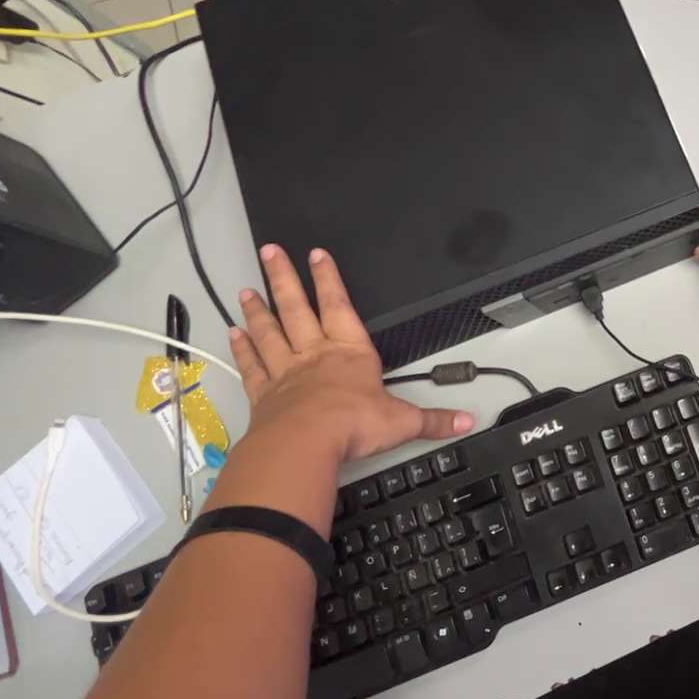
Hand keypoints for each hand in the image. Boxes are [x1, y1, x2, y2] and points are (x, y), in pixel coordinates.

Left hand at [231, 245, 473, 463]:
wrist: (305, 446)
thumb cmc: (352, 425)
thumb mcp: (404, 421)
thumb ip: (434, 420)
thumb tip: (465, 421)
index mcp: (351, 353)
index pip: (339, 306)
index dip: (329, 278)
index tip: (317, 254)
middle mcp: (315, 356)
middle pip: (297, 309)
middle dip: (284, 279)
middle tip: (270, 252)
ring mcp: (286, 373)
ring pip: (270, 332)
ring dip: (258, 310)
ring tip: (247, 289)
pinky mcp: (264, 396)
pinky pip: (252, 366)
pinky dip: (243, 349)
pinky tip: (233, 335)